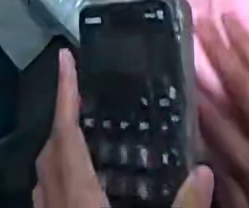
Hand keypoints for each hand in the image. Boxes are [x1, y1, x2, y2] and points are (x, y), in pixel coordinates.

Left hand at [35, 48, 213, 207]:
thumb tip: (205, 169)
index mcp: (78, 195)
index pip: (66, 133)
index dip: (65, 93)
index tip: (65, 56)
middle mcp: (55, 204)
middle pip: (51, 151)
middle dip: (62, 116)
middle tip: (80, 91)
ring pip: (43, 175)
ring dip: (57, 147)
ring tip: (78, 128)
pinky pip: (46, 197)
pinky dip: (56, 177)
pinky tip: (77, 180)